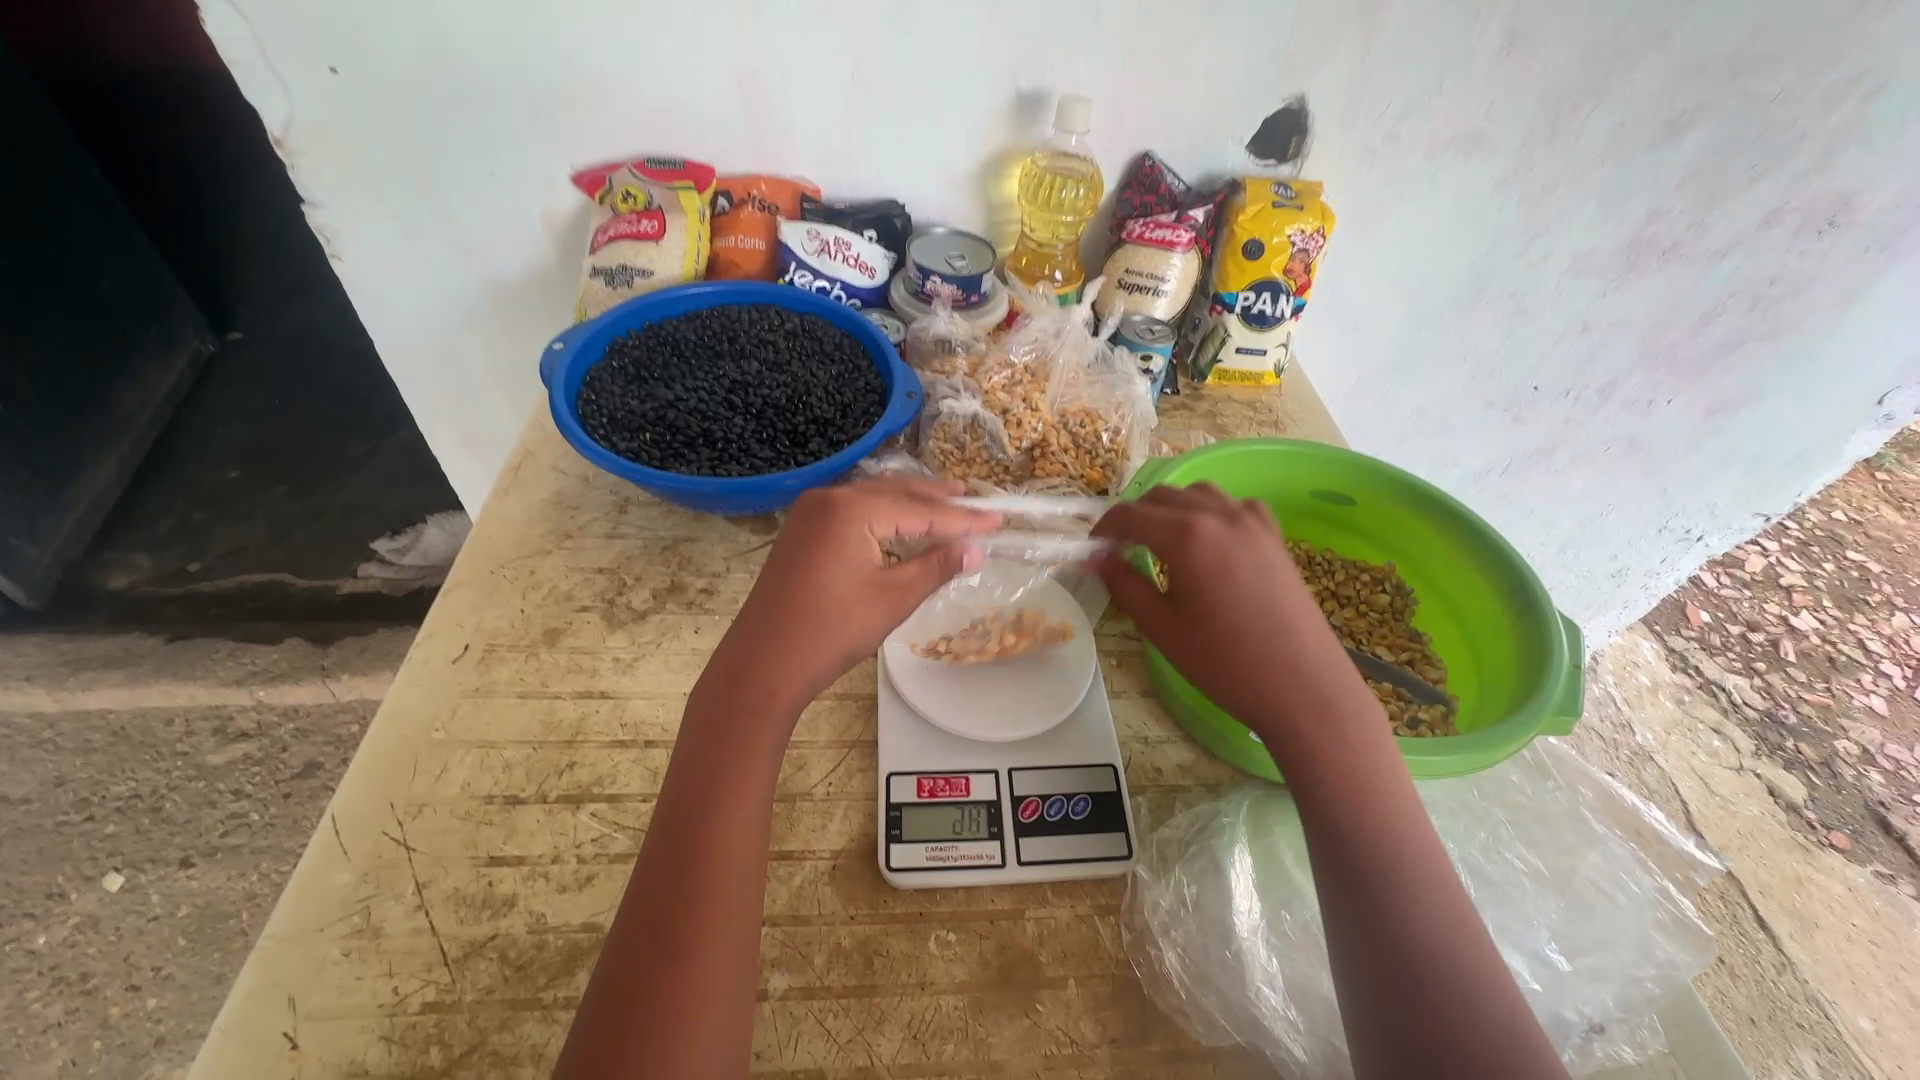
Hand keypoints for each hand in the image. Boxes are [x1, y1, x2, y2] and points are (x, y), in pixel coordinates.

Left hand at [704, 476, 1000, 711]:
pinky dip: (882, 514)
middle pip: (895, 492)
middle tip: (976, 502)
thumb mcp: (892, 599)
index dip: (962, 518)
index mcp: (851, 509)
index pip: (920, 509)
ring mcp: (809, 514)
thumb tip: (976, 550)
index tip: (997, 520)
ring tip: (947, 502)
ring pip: (872, 498)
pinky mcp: (801, 532)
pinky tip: (901, 523)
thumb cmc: (831, 632)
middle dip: (937, 499)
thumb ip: (936, 567)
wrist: (762, 664)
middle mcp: (828, 499)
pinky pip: (852, 512)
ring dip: (910, 503)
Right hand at [1091, 483, 1375, 739]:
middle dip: (1134, 517)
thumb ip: (1125, 585)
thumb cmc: (1226, 664)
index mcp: (1187, 536)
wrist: (1303, 686)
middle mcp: (1219, 515)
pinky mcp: (1274, 536)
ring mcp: (1252, 521)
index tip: (1092, 549)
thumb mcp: (1162, 628)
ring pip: (1197, 493)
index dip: (1104, 528)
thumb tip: (1097, 558)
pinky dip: (1209, 512)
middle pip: (1162, 497)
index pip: (1130, 515)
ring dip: (1170, 510)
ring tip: (1159, 543)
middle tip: (1119, 550)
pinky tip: (1207, 543)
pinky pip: (1232, 506)